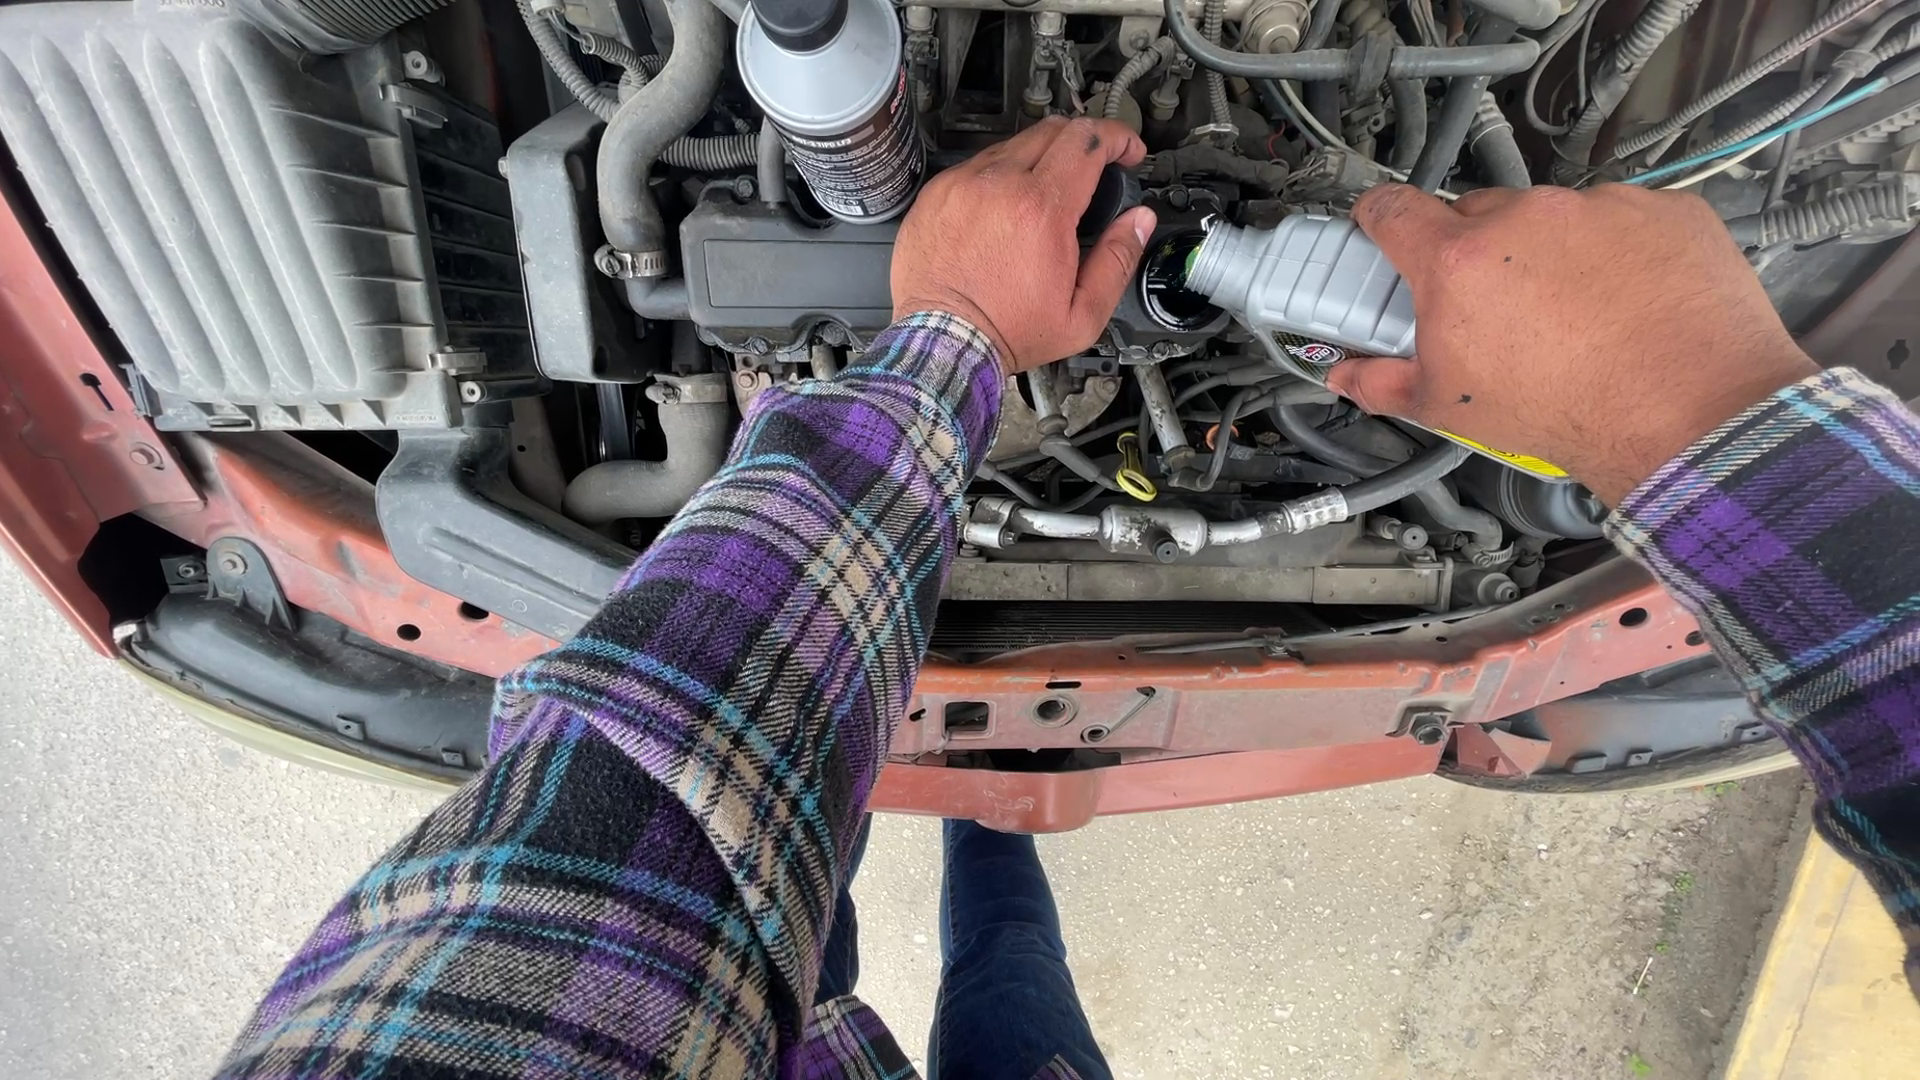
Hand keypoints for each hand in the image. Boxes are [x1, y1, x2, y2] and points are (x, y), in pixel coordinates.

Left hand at [892, 116, 1157, 374]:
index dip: (1117, 138)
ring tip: (1043, 197)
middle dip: (1081, 143)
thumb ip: (1117, 263)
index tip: (1126, 150)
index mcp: (1042, 211)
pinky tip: (1002, 211)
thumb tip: (1138, 223)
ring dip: (1036, 161)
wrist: (943, 344)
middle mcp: (999, 186)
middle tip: (1090, 169)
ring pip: (1011, 146)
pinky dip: (996, 179)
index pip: (1088, 142)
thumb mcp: (1081, 316)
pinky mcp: (936, 196)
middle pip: (1052, 131)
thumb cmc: (1005, 334)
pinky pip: (975, 168)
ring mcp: (962, 186)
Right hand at [1325, 184, 1819, 504]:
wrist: (1680, 407)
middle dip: (1462, 251)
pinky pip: (1610, 219)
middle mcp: (1523, 219)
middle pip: (1469, 215)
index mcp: (1456, 261)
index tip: (1376, 221)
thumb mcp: (1439, 404)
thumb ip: (1377, 382)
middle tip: (1474, 300)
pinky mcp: (1660, 210)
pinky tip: (1607, 299)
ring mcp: (1597, 207)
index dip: (1375, 213)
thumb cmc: (1555, 405)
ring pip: (1541, 217)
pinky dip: (1600, 250)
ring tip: (1553, 309)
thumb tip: (1345, 375)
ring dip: (1532, 251)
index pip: (1393, 209)